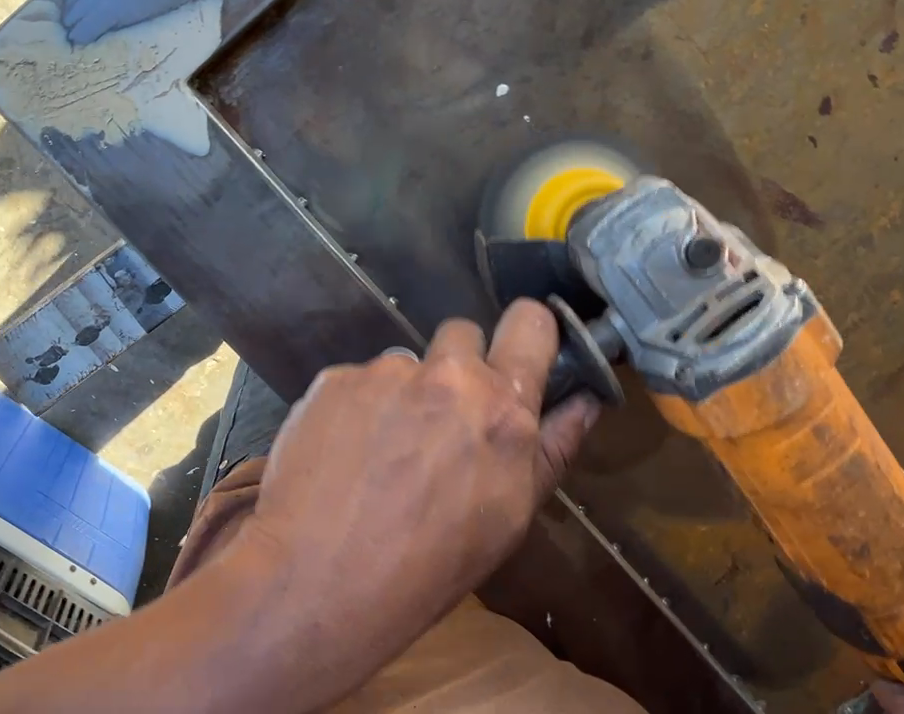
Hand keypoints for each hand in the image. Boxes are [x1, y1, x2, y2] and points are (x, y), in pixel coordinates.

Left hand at [242, 299, 601, 675]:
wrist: (317, 580)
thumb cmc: (429, 567)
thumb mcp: (509, 519)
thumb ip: (551, 448)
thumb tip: (585, 401)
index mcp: (503, 410)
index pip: (531, 323)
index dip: (528, 331)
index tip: (519, 353)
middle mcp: (448, 377)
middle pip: (463, 335)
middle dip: (458, 367)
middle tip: (440, 422)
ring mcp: (386, 372)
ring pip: (406, 364)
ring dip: (403, 394)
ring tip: (381, 453)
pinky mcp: (335, 377)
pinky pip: (357, 381)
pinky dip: (356, 408)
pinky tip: (343, 455)